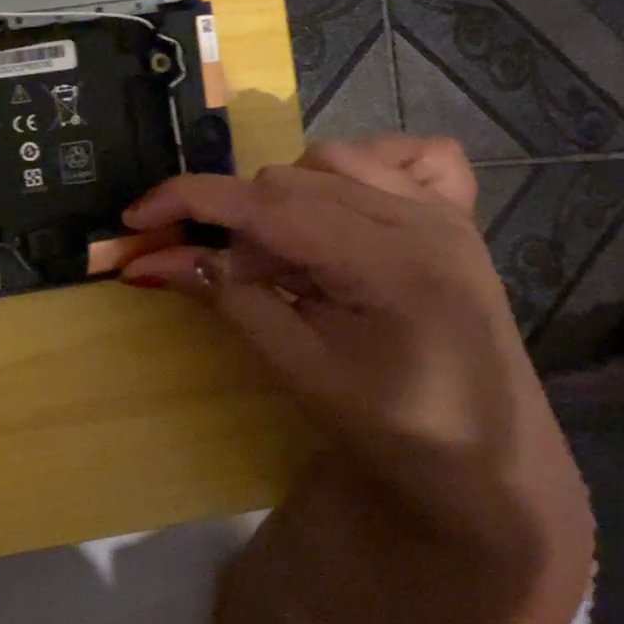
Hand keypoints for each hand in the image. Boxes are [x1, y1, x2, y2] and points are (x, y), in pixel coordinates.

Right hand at [119, 138, 588, 557]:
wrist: (490, 466)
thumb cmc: (391, 426)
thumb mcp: (295, 364)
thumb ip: (226, 295)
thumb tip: (152, 255)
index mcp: (388, 261)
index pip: (263, 202)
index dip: (187, 201)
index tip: (132, 219)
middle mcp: (419, 219)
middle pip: (285, 180)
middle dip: (224, 213)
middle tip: (190, 261)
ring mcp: (442, 214)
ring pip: (327, 161)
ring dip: (276, 195)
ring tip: (269, 252)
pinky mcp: (452, 220)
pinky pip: (401, 157)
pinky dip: (351, 168)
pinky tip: (333, 200)